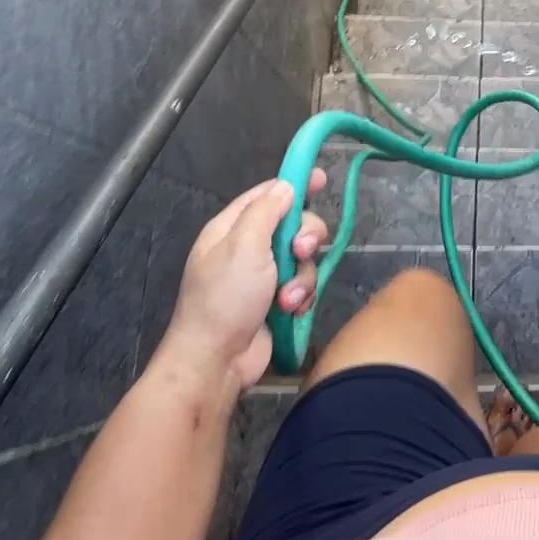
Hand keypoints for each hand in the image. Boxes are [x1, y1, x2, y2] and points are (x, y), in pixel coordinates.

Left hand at [156, 172, 327, 394]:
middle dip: (305, 238)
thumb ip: (267, 211)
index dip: (294, 184)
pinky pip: (302, 285)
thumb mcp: (244, 246)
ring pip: (303, 258)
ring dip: (302, 277)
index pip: (267, 194)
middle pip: (293, 225)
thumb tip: (286, 186)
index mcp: (231, 228)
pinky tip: (292, 310)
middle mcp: (248, 248)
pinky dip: (301, 296)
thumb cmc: (225, 298)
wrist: (215, 361)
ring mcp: (262, 276)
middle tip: (302, 251)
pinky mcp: (276, 300)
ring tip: (288, 298)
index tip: (322, 178)